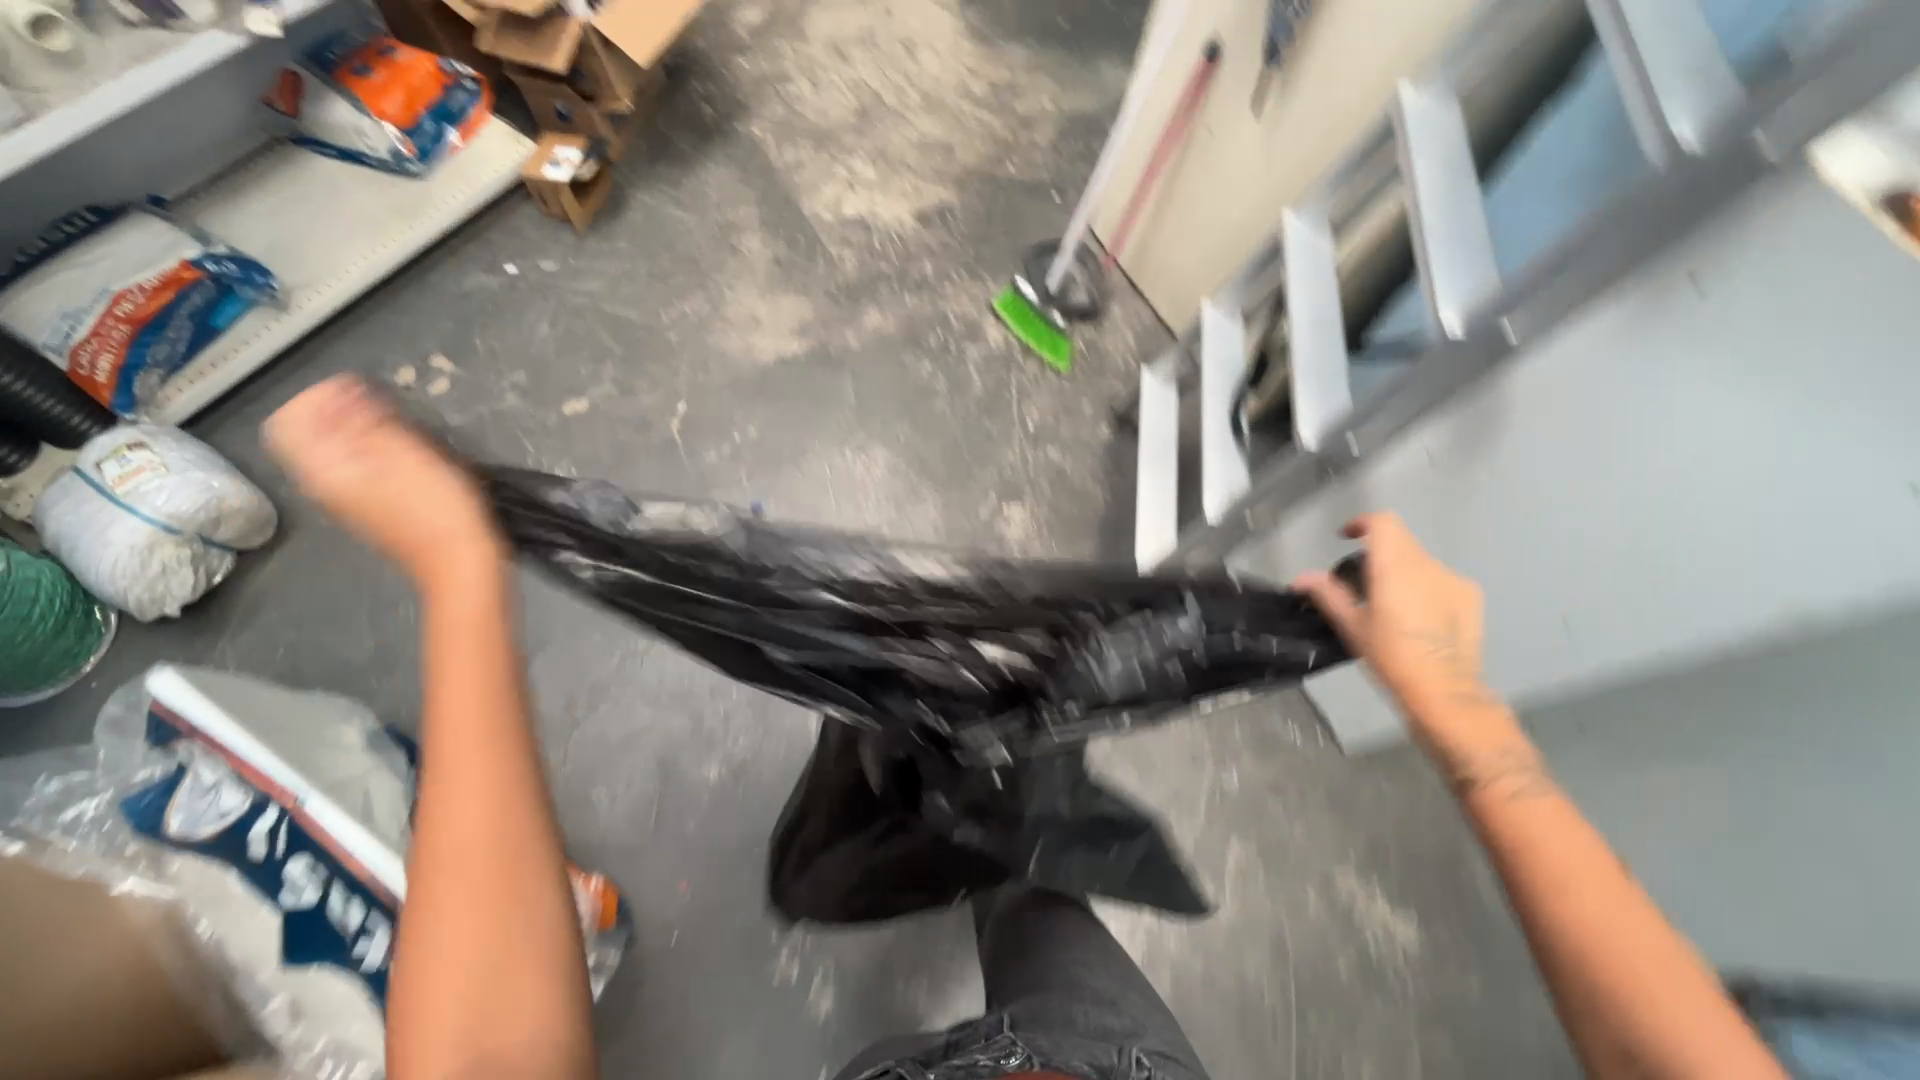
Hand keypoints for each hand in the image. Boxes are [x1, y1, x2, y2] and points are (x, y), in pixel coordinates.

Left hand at [264, 375, 504, 589]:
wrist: (461, 563)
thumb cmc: (438, 508)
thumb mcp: (406, 454)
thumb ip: (369, 421)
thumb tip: (346, 392)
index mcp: (324, 470)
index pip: (290, 420)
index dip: (318, 397)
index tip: (359, 391)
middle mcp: (326, 484)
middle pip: (312, 434)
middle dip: (339, 412)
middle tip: (381, 405)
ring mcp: (349, 497)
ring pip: (337, 450)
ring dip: (361, 430)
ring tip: (398, 425)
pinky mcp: (374, 505)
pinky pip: (359, 466)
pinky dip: (375, 450)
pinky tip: (408, 451)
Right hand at [1293, 514, 1518, 762]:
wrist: (1444, 691)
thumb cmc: (1391, 657)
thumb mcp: (1352, 627)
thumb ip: (1327, 595)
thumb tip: (1301, 578)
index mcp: (1395, 567)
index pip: (1382, 523)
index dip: (1362, 523)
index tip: (1347, 537)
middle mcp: (1427, 564)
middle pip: (1400, 543)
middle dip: (1379, 555)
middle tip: (1363, 585)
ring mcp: (1453, 579)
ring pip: (1421, 563)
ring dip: (1403, 574)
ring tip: (1392, 608)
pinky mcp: (1471, 596)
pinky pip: (1441, 581)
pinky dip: (1426, 589)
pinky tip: (1420, 620)